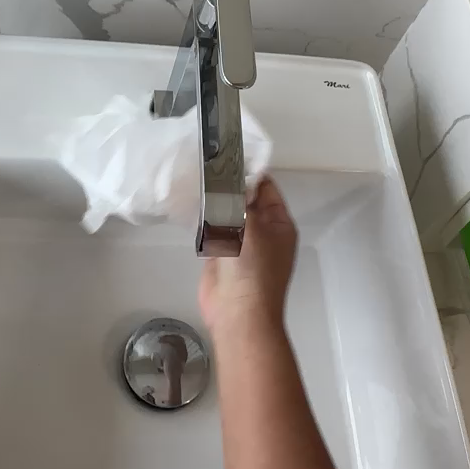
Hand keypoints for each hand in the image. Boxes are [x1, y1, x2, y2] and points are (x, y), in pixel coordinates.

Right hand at [200, 178, 297, 335]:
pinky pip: (213, 229)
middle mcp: (263, 231)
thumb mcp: (250, 226)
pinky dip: (203, 218)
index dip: (248, 171)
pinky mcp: (221, 255)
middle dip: (227, 185)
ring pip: (227, 214)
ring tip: (194, 177)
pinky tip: (190, 203)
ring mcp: (242, 245)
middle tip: (205, 163)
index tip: (225, 154)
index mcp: (279, 223)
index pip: (266, 187)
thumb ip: (237, 198)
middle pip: (245, 199)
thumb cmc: (252, 269)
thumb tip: (227, 175)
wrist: (238, 314)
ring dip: (213, 201)